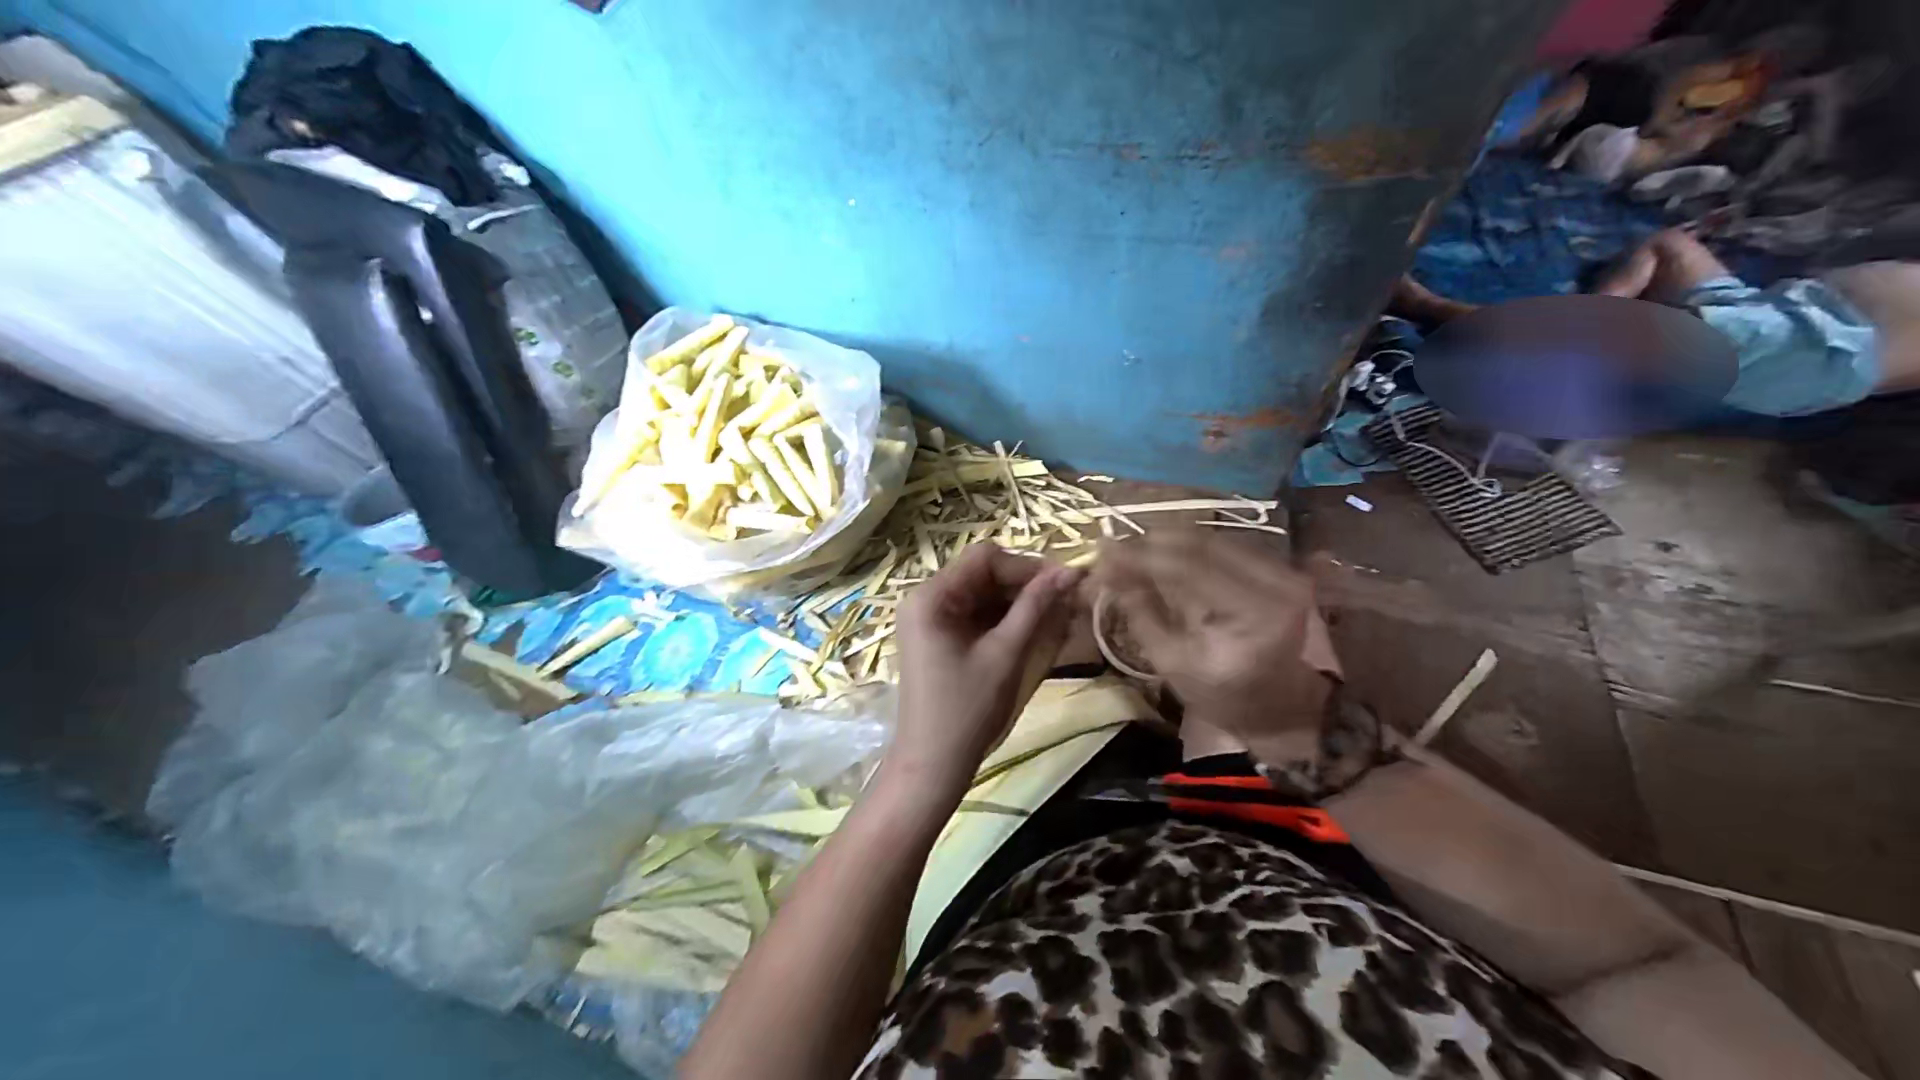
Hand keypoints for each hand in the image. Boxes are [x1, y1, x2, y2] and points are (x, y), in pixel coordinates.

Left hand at [888, 545, 1083, 798]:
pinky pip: (975, 614)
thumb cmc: (967, 709)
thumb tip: (1070, 571)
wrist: (933, 763)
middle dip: (1025, 585)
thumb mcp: (1005, 653)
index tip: (1065, 583)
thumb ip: (1036, 607)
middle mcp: (924, 598)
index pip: (985, 559)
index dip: (1027, 566)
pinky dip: (1004, 619)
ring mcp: (930, 618)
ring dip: (1018, 602)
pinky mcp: (938, 637)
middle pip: (983, 574)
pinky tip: (1032, 630)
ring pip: (982, 594)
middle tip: (1067, 601)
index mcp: (931, 596)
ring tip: (1056, 616)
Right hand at [1094, 530, 1331, 745]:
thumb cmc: (1222, 694)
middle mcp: (1277, 582)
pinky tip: (1159, 553)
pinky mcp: (1278, 567)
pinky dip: (1187, 547)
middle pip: (1201, 544)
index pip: (1190, 568)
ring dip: (1166, 541)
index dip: (1142, 556)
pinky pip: (1223, 545)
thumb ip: (1140, 612)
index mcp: (1254, 613)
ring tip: (1130, 550)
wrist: (1277, 704)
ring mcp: (1282, 571)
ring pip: (1211, 539)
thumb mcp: (1171, 662)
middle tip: (1111, 548)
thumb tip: (1105, 570)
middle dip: (1150, 544)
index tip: (1102, 553)